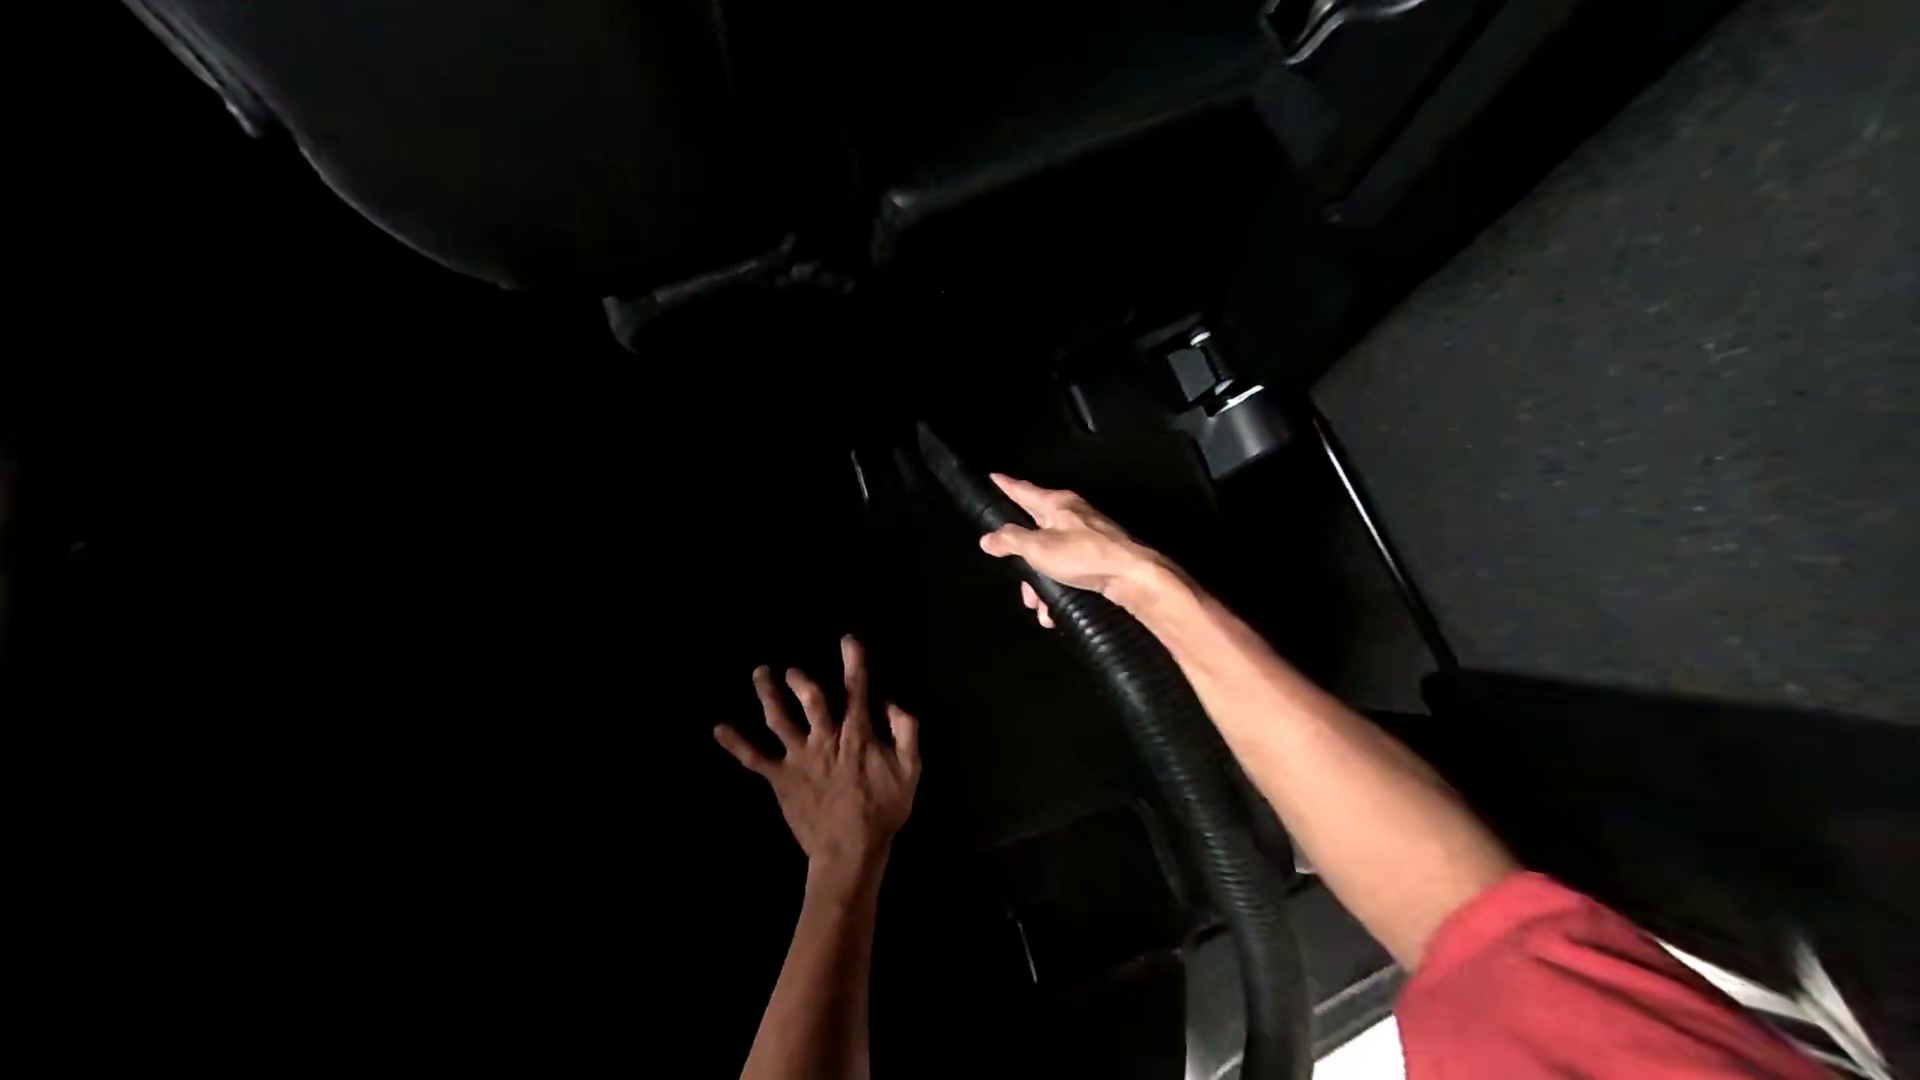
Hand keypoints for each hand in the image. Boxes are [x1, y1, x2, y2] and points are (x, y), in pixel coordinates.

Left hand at [715, 636, 921, 885]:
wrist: (850, 852)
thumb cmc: (882, 811)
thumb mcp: (910, 771)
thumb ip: (905, 732)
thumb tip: (892, 702)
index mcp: (856, 735)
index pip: (856, 690)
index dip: (853, 662)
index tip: (847, 641)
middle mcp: (824, 739)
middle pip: (812, 700)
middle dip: (802, 680)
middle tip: (792, 670)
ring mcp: (799, 758)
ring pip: (779, 720)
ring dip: (767, 695)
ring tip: (759, 672)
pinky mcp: (781, 778)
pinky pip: (754, 759)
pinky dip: (736, 744)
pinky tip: (719, 729)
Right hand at [978, 473, 1170, 623]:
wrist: (1132, 577)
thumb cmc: (1083, 555)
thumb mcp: (1038, 548)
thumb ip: (1010, 541)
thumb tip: (988, 539)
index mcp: (1056, 505)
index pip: (1023, 490)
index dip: (1005, 485)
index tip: (993, 477)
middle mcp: (1071, 516)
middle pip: (1034, 533)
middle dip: (1023, 563)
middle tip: (1021, 583)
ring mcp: (1085, 537)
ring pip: (1049, 559)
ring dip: (1040, 584)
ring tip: (1039, 606)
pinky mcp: (1095, 558)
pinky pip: (1066, 572)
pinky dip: (1058, 590)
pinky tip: (1055, 610)